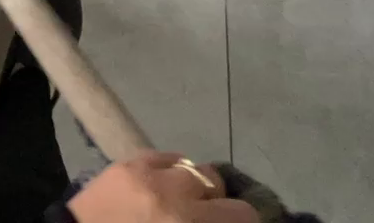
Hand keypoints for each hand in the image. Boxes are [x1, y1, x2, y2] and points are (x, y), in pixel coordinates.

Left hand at [66, 153, 256, 222]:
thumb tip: (221, 219)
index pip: (241, 214)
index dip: (247, 221)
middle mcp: (175, 197)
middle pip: (217, 184)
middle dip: (221, 203)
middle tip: (211, 217)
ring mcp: (148, 175)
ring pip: (191, 167)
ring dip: (195, 185)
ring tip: (188, 201)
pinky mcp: (126, 164)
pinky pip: (163, 156)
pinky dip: (172, 169)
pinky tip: (168, 183)